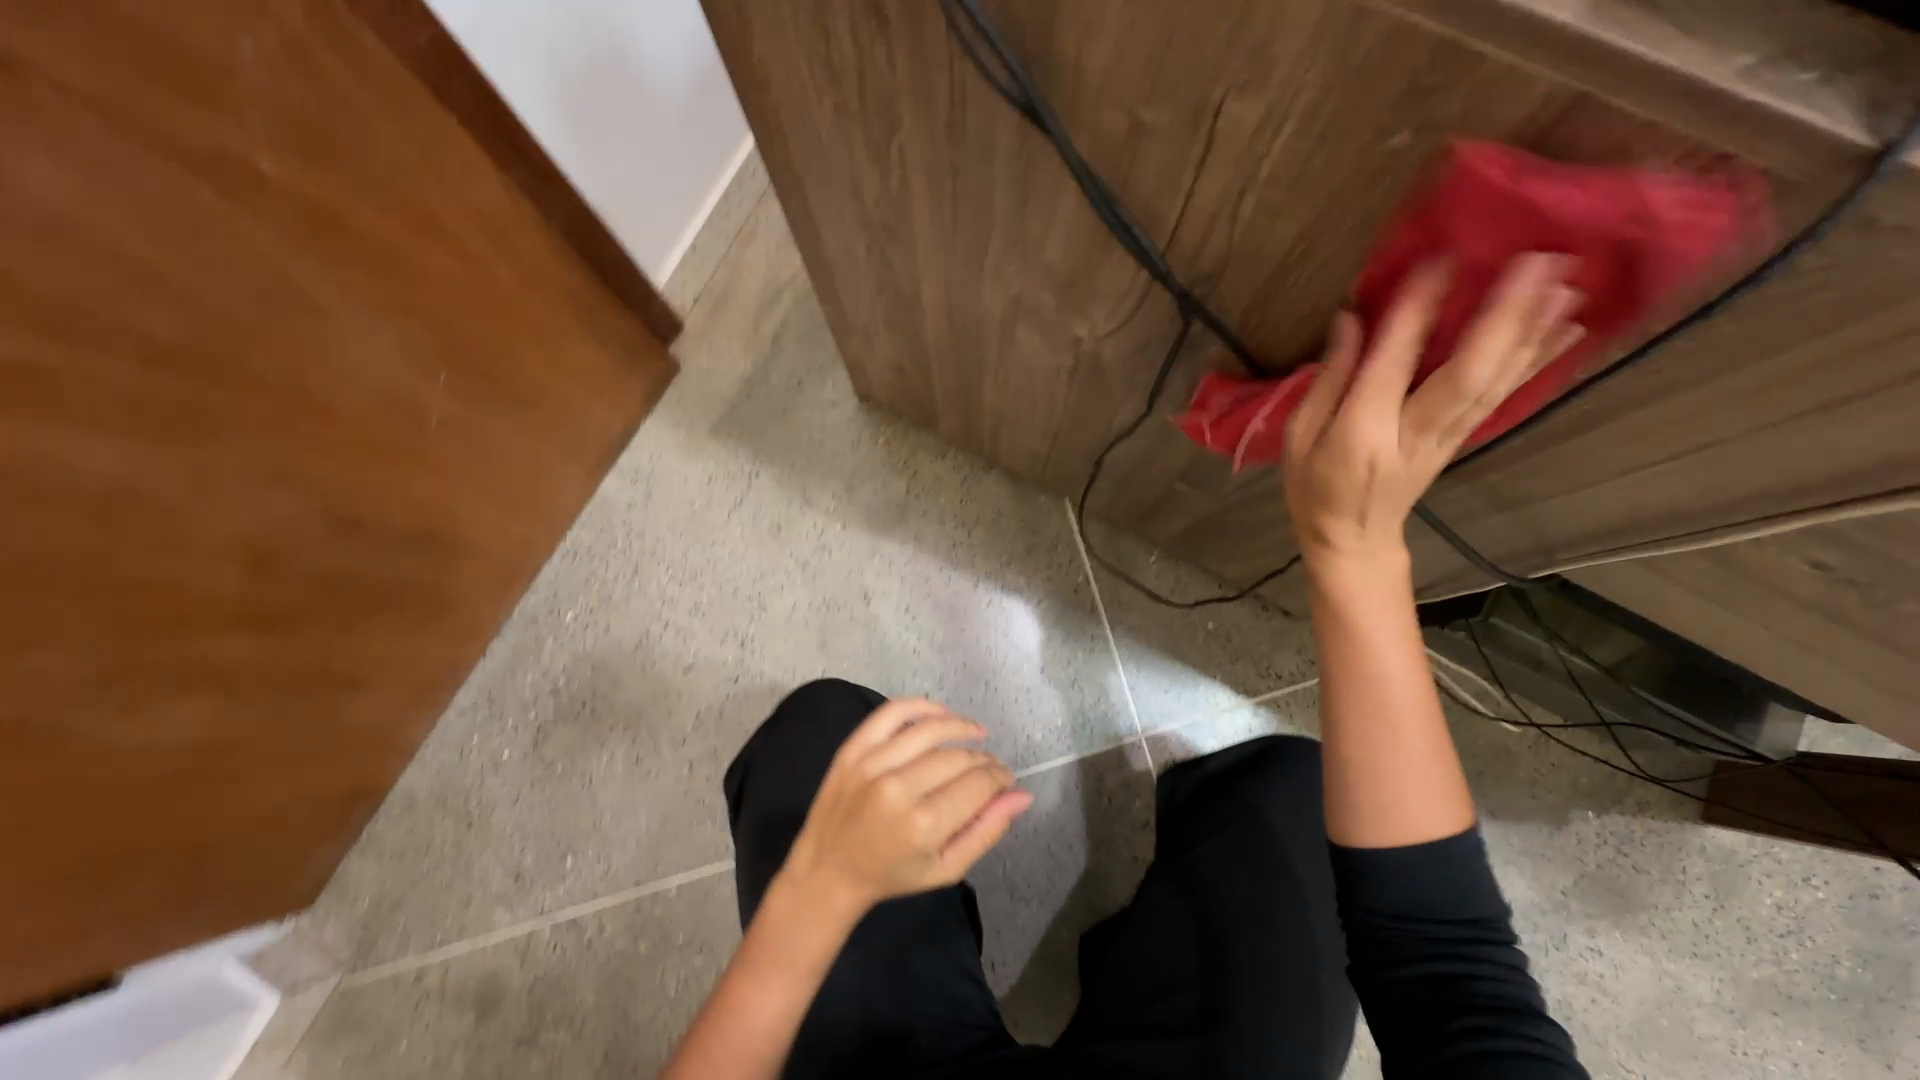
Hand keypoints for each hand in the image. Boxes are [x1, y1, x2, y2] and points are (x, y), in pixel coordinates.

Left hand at [780, 698, 1031, 911]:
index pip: (980, 784)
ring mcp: (872, 765)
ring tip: (977, 732)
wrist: (828, 871)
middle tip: (991, 766)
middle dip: (984, 760)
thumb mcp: (947, 869)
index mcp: (924, 825)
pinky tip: (941, 713)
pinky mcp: (852, 750)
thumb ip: (988, 831)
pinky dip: (921, 706)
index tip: (1007, 779)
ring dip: (962, 726)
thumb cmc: (892, 875)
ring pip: (932, 730)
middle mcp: (898, 788)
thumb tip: (1022, 795)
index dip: (1001, 777)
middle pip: (959, 757)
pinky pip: (892, 713)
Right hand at [1282, 254, 1583, 570]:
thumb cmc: (1314, 488)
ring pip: (1495, 380)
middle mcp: (1415, 431)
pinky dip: (1536, 361)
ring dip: (1533, 331)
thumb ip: (1328, 380)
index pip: (1394, 362)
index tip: (1440, 259)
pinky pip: (1502, 395)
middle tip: (1537, 262)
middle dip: (1505, 317)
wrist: (1353, 540)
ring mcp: (1447, 436)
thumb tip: (1351, 320)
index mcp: (1363, 430)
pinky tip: (1567, 330)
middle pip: (1468, 372)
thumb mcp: (1298, 437)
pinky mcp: (1463, 438)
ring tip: (1567, 283)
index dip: (1418, 311)